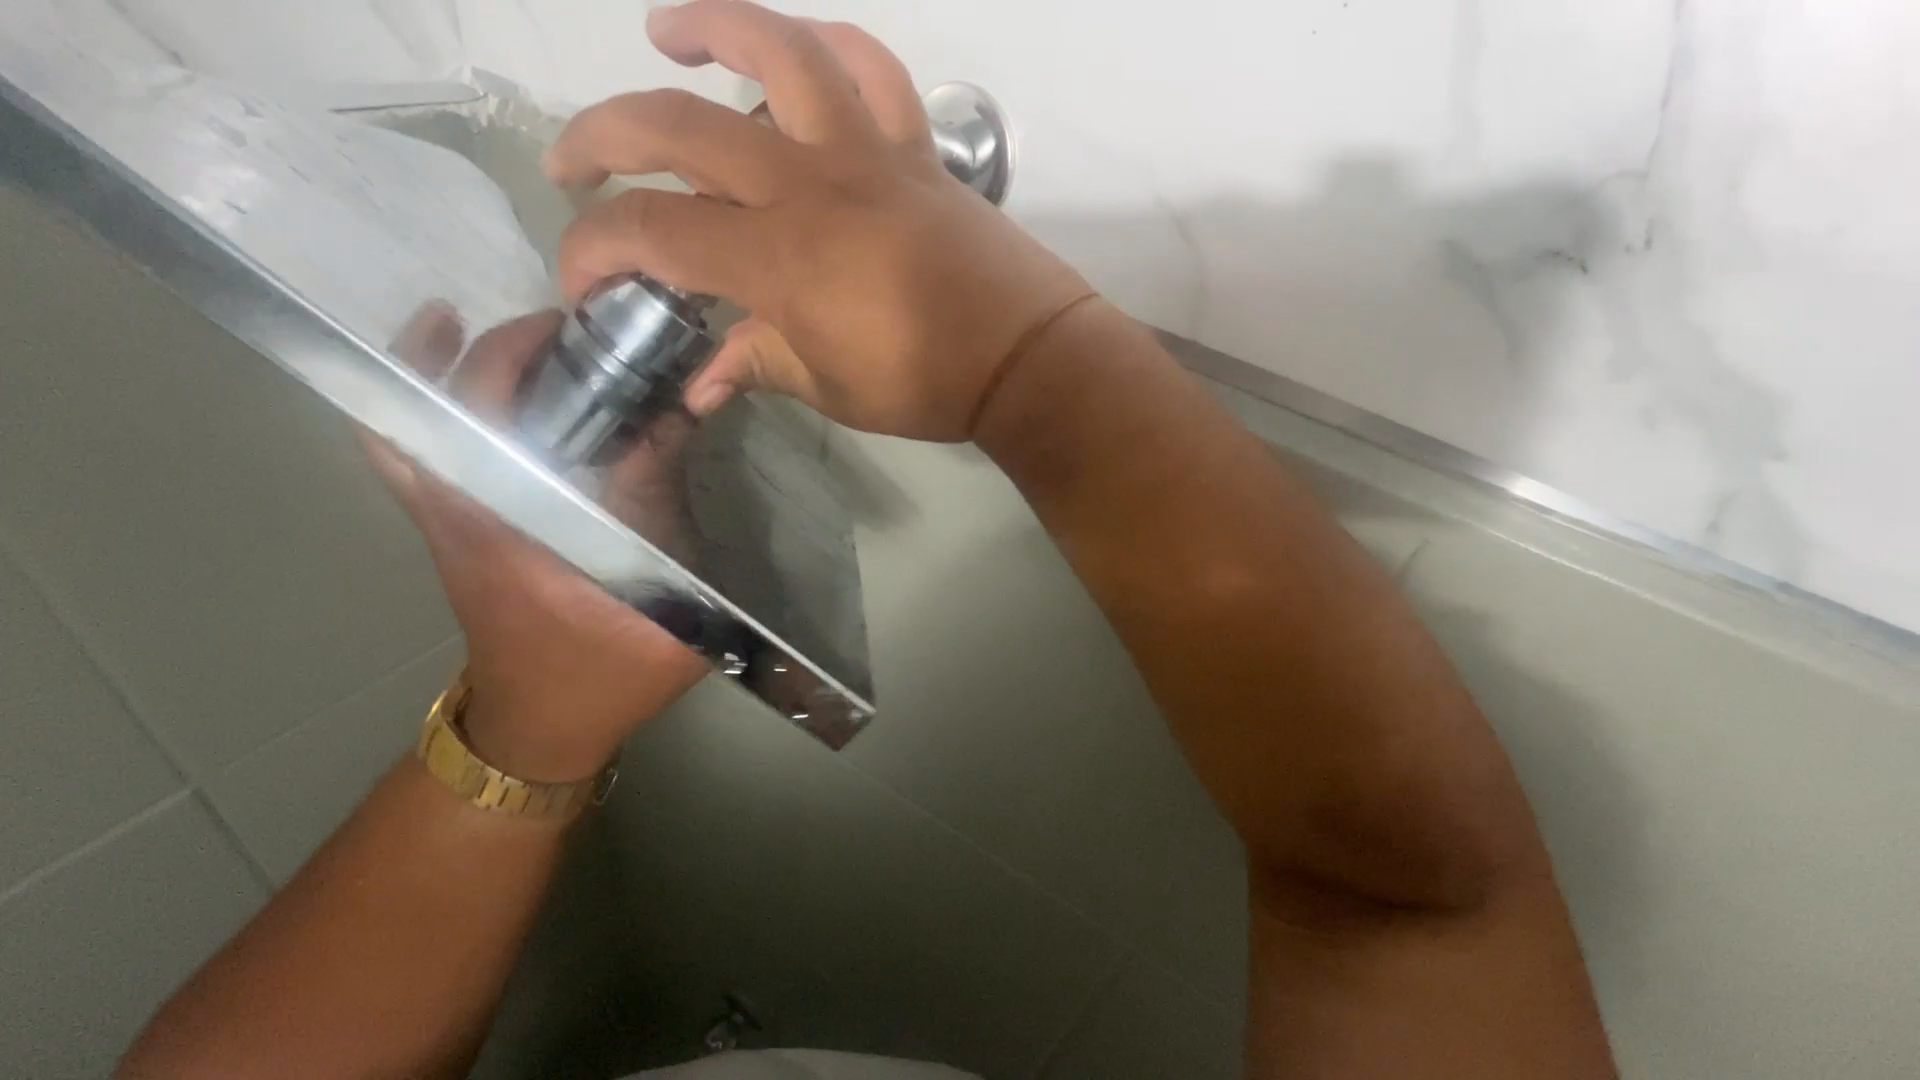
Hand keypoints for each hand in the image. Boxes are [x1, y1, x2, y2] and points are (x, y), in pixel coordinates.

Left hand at [366, 307, 709, 782]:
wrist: (539, 727)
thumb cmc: (608, 676)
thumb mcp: (671, 609)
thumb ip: (669, 516)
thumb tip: (673, 421)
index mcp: (514, 535)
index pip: (492, 425)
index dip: (516, 363)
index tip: (568, 333)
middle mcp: (461, 517)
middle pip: (433, 409)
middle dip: (486, 351)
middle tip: (554, 329)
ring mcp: (443, 523)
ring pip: (398, 427)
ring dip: (425, 368)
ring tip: (467, 324)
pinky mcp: (447, 530)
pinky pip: (407, 455)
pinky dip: (413, 407)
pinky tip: (455, 383)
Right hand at [543, 0, 1095, 441]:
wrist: (1024, 356)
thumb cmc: (925, 384)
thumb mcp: (828, 388)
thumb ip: (756, 366)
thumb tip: (700, 384)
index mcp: (779, 260)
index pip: (654, 233)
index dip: (596, 250)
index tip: (583, 279)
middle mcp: (810, 186)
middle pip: (681, 128)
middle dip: (603, 137)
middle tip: (572, 162)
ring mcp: (865, 153)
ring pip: (780, 51)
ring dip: (713, 27)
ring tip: (666, 34)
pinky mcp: (912, 146)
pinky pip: (871, 69)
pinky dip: (829, 46)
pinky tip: (798, 49)